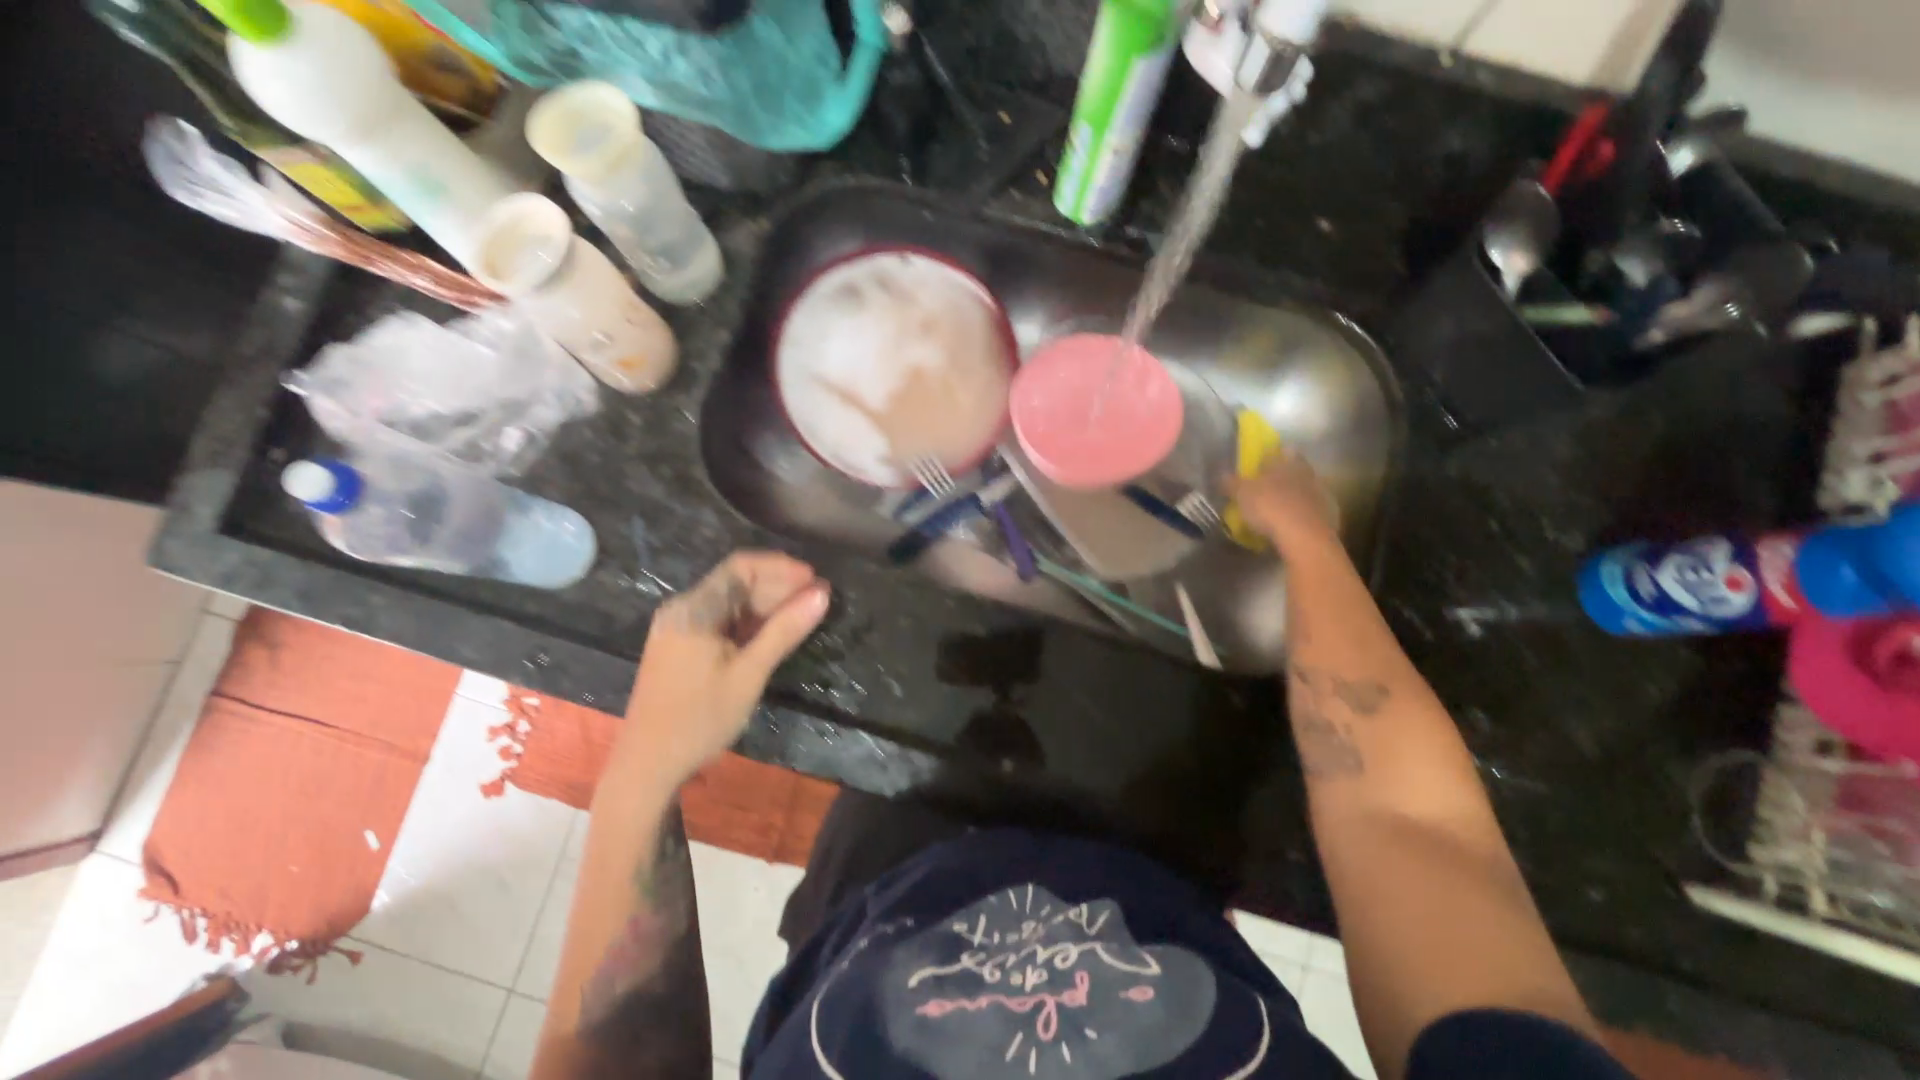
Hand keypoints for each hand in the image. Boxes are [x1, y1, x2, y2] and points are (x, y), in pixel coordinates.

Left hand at [622, 551, 830, 784]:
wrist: (648, 765)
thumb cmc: (699, 719)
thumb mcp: (748, 675)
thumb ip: (784, 631)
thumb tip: (821, 593)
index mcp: (693, 610)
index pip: (741, 567)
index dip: (781, 567)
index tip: (816, 579)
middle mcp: (683, 610)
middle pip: (735, 582)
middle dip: (778, 586)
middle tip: (818, 599)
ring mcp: (679, 629)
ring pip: (730, 603)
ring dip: (767, 605)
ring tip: (805, 614)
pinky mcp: (682, 648)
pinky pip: (721, 622)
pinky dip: (749, 624)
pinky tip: (775, 633)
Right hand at [1225, 449, 1341, 552]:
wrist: (1305, 537)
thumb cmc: (1270, 507)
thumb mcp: (1242, 494)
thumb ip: (1232, 483)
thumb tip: (1221, 475)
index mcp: (1289, 462)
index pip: (1285, 450)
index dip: (1274, 456)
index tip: (1263, 465)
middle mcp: (1308, 474)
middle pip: (1297, 470)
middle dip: (1285, 477)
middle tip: (1269, 489)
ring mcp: (1322, 494)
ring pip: (1307, 490)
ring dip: (1296, 497)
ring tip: (1280, 511)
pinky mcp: (1330, 516)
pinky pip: (1314, 512)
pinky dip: (1304, 516)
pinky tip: (1293, 526)